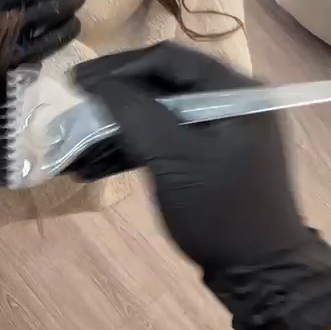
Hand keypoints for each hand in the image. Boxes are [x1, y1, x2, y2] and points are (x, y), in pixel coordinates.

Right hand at [71, 43, 330, 329]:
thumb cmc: (219, 211)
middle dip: (112, 100)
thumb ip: (136, 115)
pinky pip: (164, 142)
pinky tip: (94, 168)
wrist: (258, 270)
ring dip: (116, 130)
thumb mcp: (172, 159)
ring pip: (158, 116)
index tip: (75, 80)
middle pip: (160, 85)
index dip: (116, 67)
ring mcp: (221, 131)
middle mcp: (231, 101)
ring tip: (75, 147)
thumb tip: (97, 84)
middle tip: (72, 106)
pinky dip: (131, 151)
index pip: (167, 59)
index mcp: (234, 91)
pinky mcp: (209, 159)